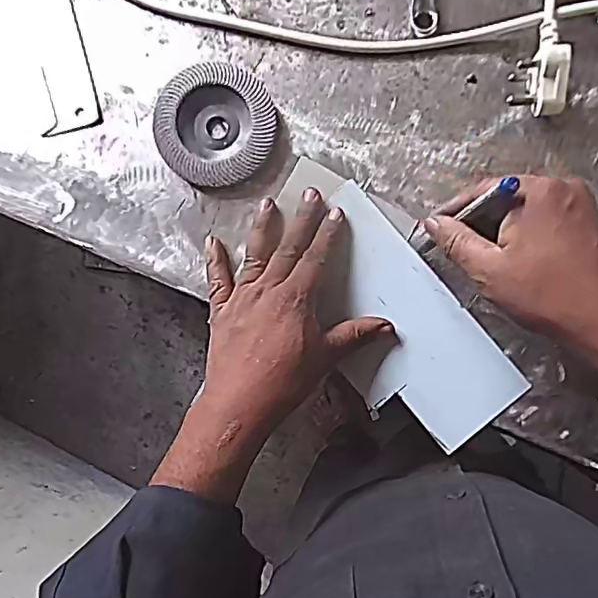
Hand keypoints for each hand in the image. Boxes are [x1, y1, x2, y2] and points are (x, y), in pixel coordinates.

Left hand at [151, 191, 392, 502]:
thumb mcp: (325, 358)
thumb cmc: (281, 383)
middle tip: (308, 195)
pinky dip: (216, 261)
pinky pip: (218, 280)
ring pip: (255, 255)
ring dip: (262, 228)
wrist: (240, 402)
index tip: (334, 214)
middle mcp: (268, 291)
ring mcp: (242, 299)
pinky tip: (214, 244)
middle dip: (301, 219)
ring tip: (267, 204)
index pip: (316, 258)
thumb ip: (353, 336)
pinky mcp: (222, 313)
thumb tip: (382, 328)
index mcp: (296, 299)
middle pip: (288, 247)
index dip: (328, 234)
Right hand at [422, 175, 597, 337]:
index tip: (442, 226)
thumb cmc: (556, 296)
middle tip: (465, 251)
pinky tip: (523, 266)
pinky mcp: (588, 226)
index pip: (483, 189)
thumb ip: (456, 242)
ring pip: (527, 212)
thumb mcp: (489, 269)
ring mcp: (580, 207)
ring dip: (506, 234)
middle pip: (506, 198)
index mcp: (539, 191)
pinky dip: (529, 239)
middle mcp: (564, 190)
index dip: (457, 211)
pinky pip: (547, 223)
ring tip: (497, 264)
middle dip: (482, 224)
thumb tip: (437, 225)